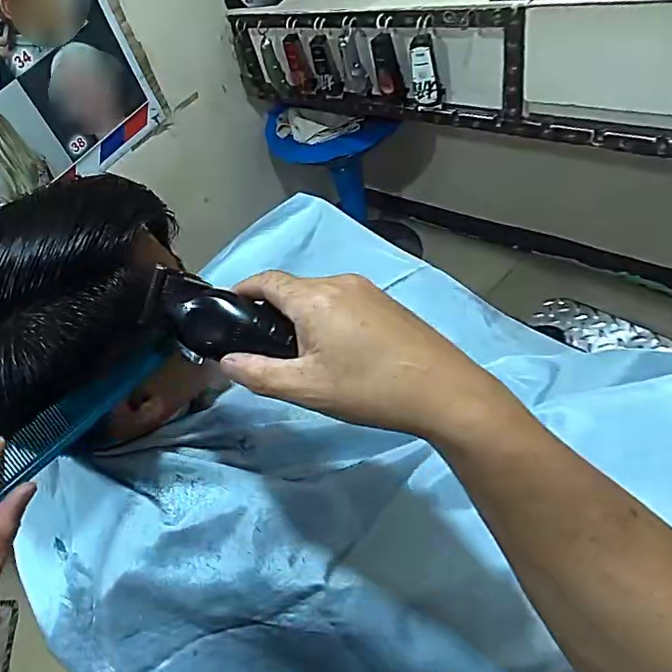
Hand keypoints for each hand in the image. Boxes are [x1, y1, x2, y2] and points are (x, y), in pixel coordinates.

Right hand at [217, 270, 519, 441]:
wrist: (445, 392)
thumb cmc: (370, 389)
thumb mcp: (307, 389)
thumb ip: (259, 374)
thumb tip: (226, 362)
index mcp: (314, 297)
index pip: (265, 279)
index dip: (242, 290)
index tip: (230, 311)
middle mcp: (340, 282)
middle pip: (293, 287)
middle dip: (273, 309)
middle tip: (266, 346)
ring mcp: (368, 289)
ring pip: (320, 295)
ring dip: (303, 315)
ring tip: (304, 353)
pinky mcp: (388, 302)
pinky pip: (345, 301)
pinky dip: (329, 317)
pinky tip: (340, 350)